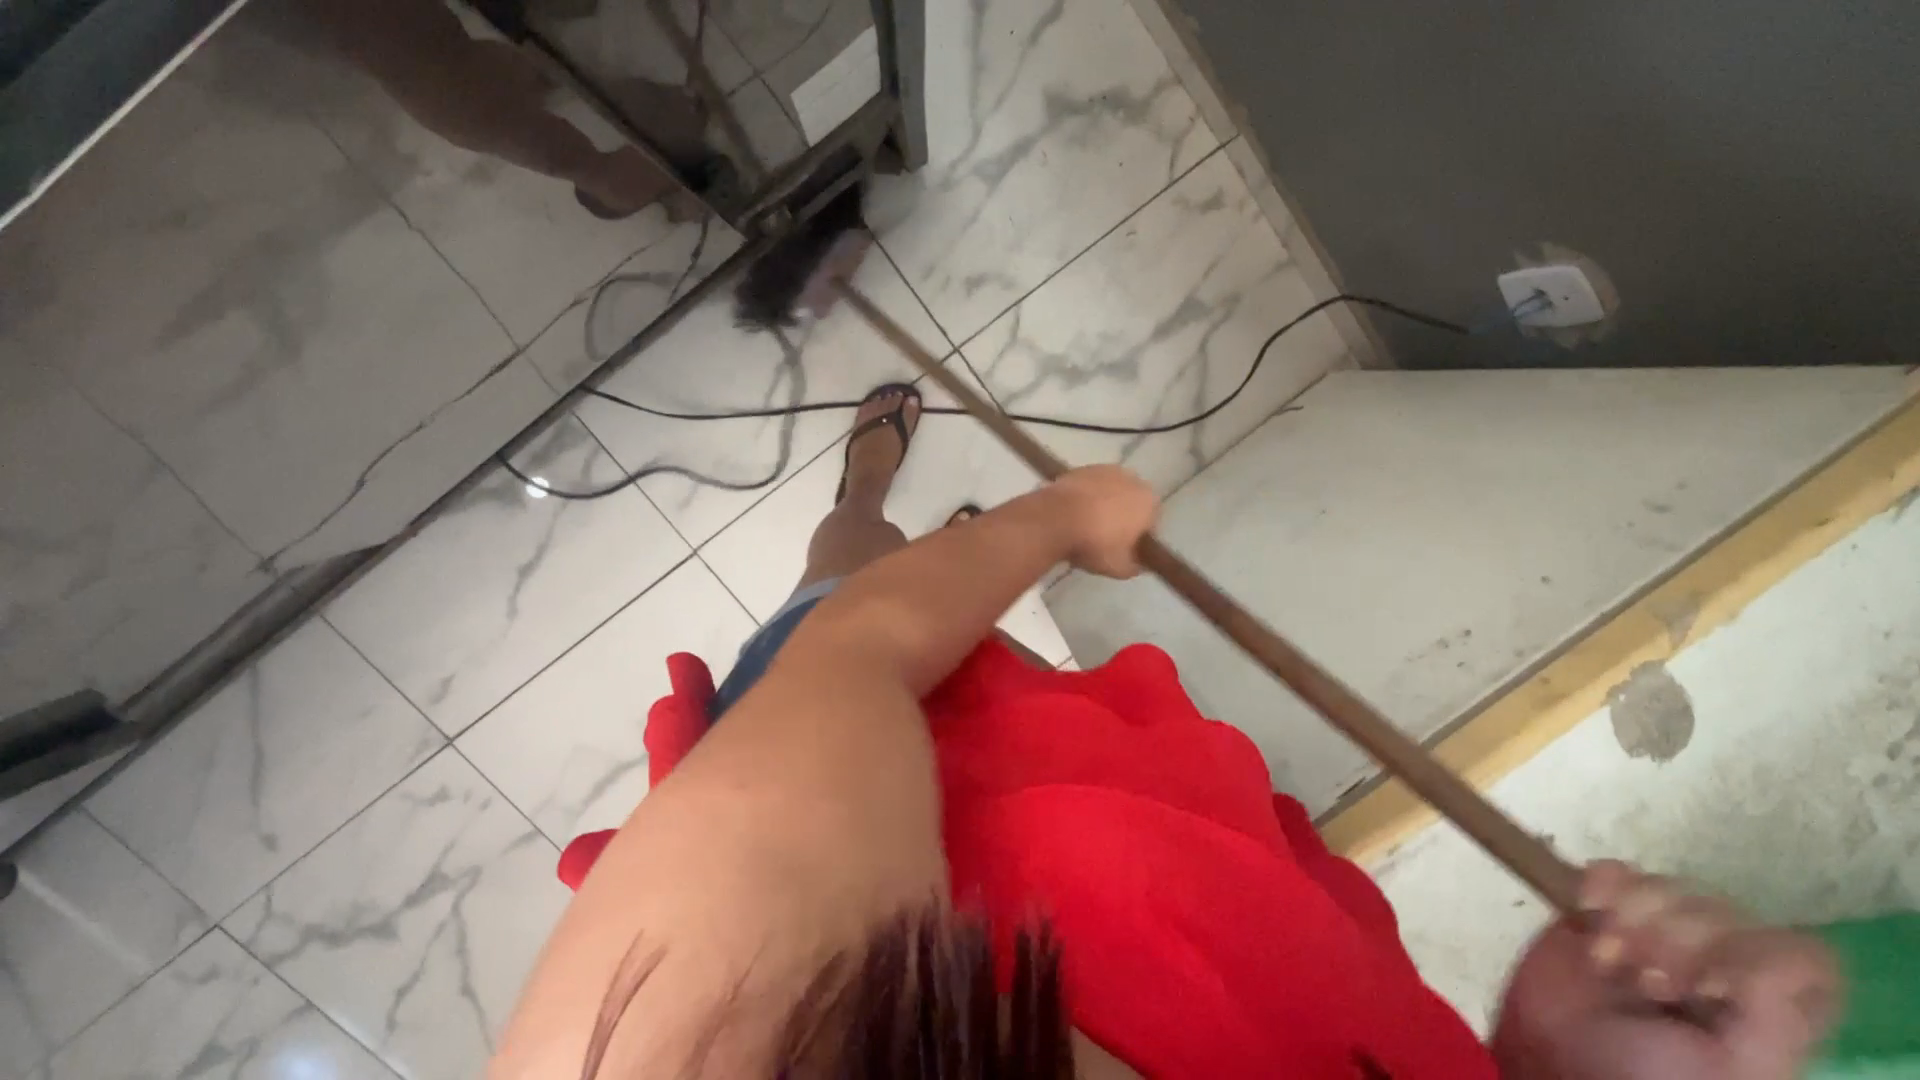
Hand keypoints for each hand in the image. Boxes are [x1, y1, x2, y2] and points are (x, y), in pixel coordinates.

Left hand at [1048, 466, 1158, 578]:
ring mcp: (1104, 470)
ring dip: (1103, 503)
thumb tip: (1138, 564)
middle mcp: (1132, 480)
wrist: (1053, 519)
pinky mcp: (1079, 468)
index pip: (1151, 521)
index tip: (1125, 549)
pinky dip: (1084, 496)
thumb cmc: (1095, 544)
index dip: (1139, 537)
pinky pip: (1089, 486)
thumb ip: (1134, 566)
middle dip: (1123, 515)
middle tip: (1106, 536)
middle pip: (1132, 501)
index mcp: (1149, 502)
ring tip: (1086, 524)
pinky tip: (1072, 513)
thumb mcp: (1120, 568)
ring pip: (1110, 490)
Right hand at [1492, 861, 1838, 1079]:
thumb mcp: (1736, 1070)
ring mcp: (1655, 930)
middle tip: (1646, 986)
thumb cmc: (1653, 1078)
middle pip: (1722, 911)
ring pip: (1666, 886)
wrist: (1556, 1064)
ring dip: (1633, 917)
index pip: (1795, 950)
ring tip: (1608, 962)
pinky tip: (1586, 913)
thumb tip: (1764, 970)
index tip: (1710, 989)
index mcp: (1768, 1002)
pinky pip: (1610, 872)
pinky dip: (1598, 884)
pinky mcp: (1599, 911)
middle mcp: (1719, 960)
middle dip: (1677, 942)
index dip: (1754, 957)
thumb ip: (1774, 1023)